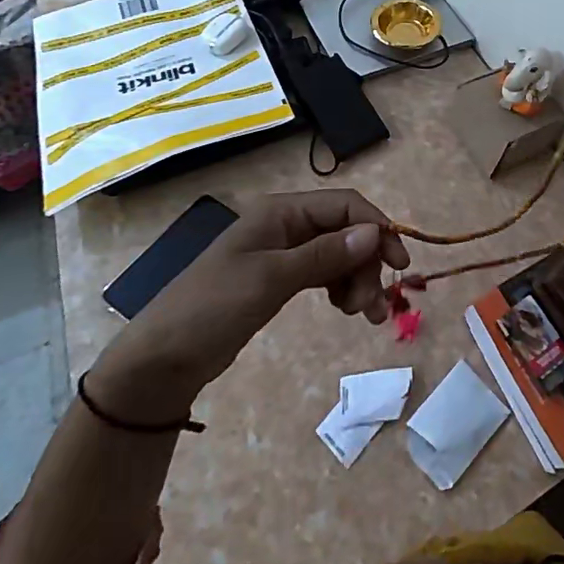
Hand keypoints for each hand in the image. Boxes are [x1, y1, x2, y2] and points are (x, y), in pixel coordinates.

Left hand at [87, 190, 409, 420]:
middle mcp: (286, 225)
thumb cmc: (214, 306)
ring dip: (357, 280)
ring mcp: (283, 252)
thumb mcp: (272, 278)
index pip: (344, 205)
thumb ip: (325, 254)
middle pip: (345, 231)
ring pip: (338, 255)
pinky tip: (344, 309)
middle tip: (374, 306)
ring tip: (365, 315)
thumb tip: (375, 232)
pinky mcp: (280, 279)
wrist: (164, 357)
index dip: (376, 228)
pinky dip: (340, 288)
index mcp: (281, 211)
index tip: (399, 265)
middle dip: (366, 264)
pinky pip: (323, 274)